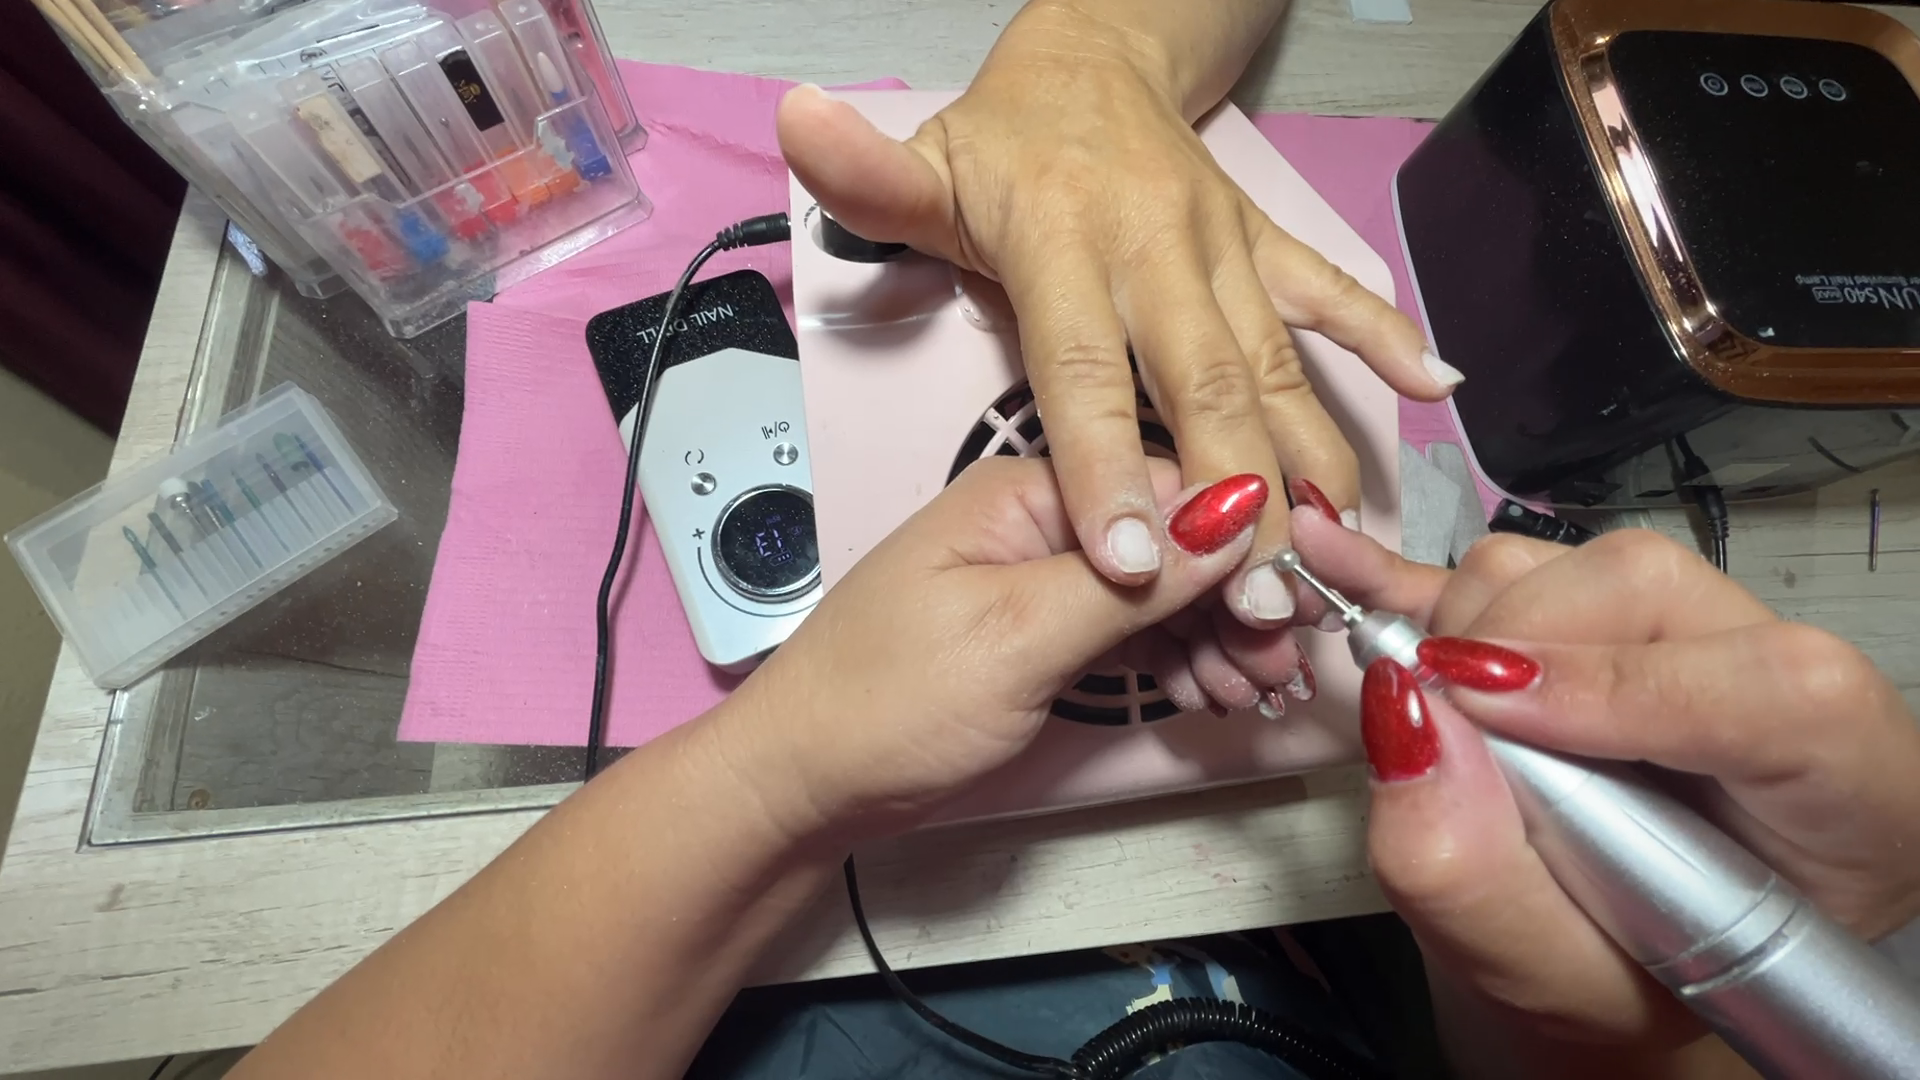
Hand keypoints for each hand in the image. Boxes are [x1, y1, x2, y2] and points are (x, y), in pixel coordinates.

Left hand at [721, 458, 1267, 838]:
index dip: (1237, 540)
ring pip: (1156, 593)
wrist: (811, 777)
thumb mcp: (1016, 635)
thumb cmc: (892, 697)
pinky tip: (1208, 689)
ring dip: (1211, 637)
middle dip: (1231, 600)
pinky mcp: (1043, 632)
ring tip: (1253, 688)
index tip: (1288, 601)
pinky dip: (1172, 659)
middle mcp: (1042, 522)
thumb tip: (1237, 516)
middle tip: (1280, 661)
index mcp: (1028, 492)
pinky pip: (1127, 633)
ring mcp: (1044, 579)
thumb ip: (1129, 582)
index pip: (1162, 487)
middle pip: (1168, 543)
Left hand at [776, 0, 1454, 633]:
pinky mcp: (1263, 245)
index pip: (1082, 377)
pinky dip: (1383, 339)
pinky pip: (1328, 294)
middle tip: (1261, 600)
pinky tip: (1435, 392)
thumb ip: (872, 181)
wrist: (1093, 57)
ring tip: (1339, 551)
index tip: (1135, 566)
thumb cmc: (1002, 142)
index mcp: (1066, 248)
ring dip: (1312, 461)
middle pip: (1203, 391)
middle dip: (1236, 500)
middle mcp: (1157, 253)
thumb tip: (797, 123)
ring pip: (1277, 367)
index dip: (1105, 471)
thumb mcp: (930, 168)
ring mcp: (1223, 250)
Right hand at [1288, 513, 1919, 1067]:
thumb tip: (1401, 710)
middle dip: (1504, 638)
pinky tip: (1329, 550)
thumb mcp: (1534, 966)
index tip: (1474, 705)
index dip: (1613, 684)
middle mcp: (1762, 675)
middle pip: (1638, 583)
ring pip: (1545, 559)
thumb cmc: (1590, 965)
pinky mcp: (1566, 607)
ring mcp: (1661, 623)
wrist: (1580, 934)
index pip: (1774, 691)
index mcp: (1840, 795)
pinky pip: (1476, 562)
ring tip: (1439, 703)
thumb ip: (1465, 866)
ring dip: (1453, 621)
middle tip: (1443, 712)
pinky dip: (1391, 567)